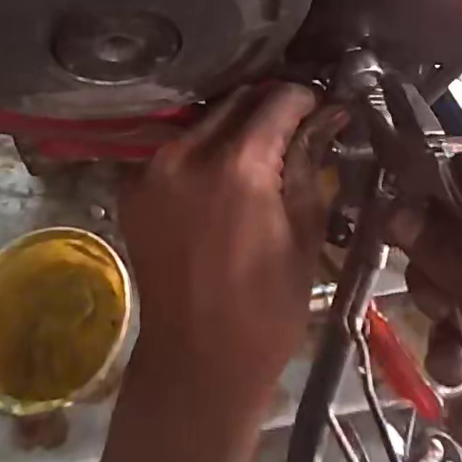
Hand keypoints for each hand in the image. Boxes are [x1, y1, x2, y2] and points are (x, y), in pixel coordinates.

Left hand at [117, 82, 346, 401]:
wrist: (196, 363)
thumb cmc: (267, 308)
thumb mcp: (305, 233)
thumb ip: (310, 162)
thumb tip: (328, 115)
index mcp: (238, 167)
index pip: (277, 100)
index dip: (305, 97)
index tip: (321, 105)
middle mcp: (187, 154)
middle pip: (237, 100)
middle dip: (271, 104)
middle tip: (296, 122)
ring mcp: (152, 170)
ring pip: (205, 119)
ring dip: (237, 123)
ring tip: (263, 145)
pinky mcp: (133, 188)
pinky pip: (177, 148)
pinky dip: (204, 148)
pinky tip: (224, 170)